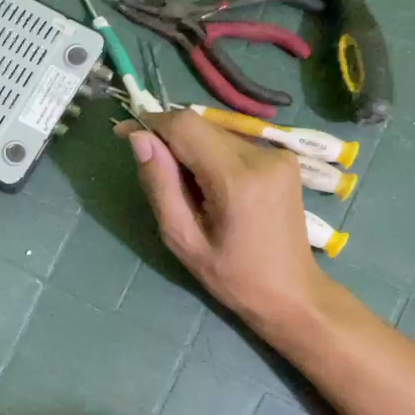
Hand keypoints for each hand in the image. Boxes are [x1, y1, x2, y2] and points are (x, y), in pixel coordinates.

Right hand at [118, 111, 332, 331]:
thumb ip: (159, 184)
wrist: (291, 291)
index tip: (123, 134)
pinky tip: (209, 185)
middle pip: (200, 126)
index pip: (186, 126)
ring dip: (189, 148)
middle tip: (152, 172)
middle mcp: (262, 156)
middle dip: (168, 139)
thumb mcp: (182, 238)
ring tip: (185, 188)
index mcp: (237, 179)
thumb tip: (138, 138)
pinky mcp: (283, 157)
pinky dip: (210, 154)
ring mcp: (278, 154)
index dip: (151, 123)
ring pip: (215, 132)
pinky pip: (232, 142)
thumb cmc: (232, 275)